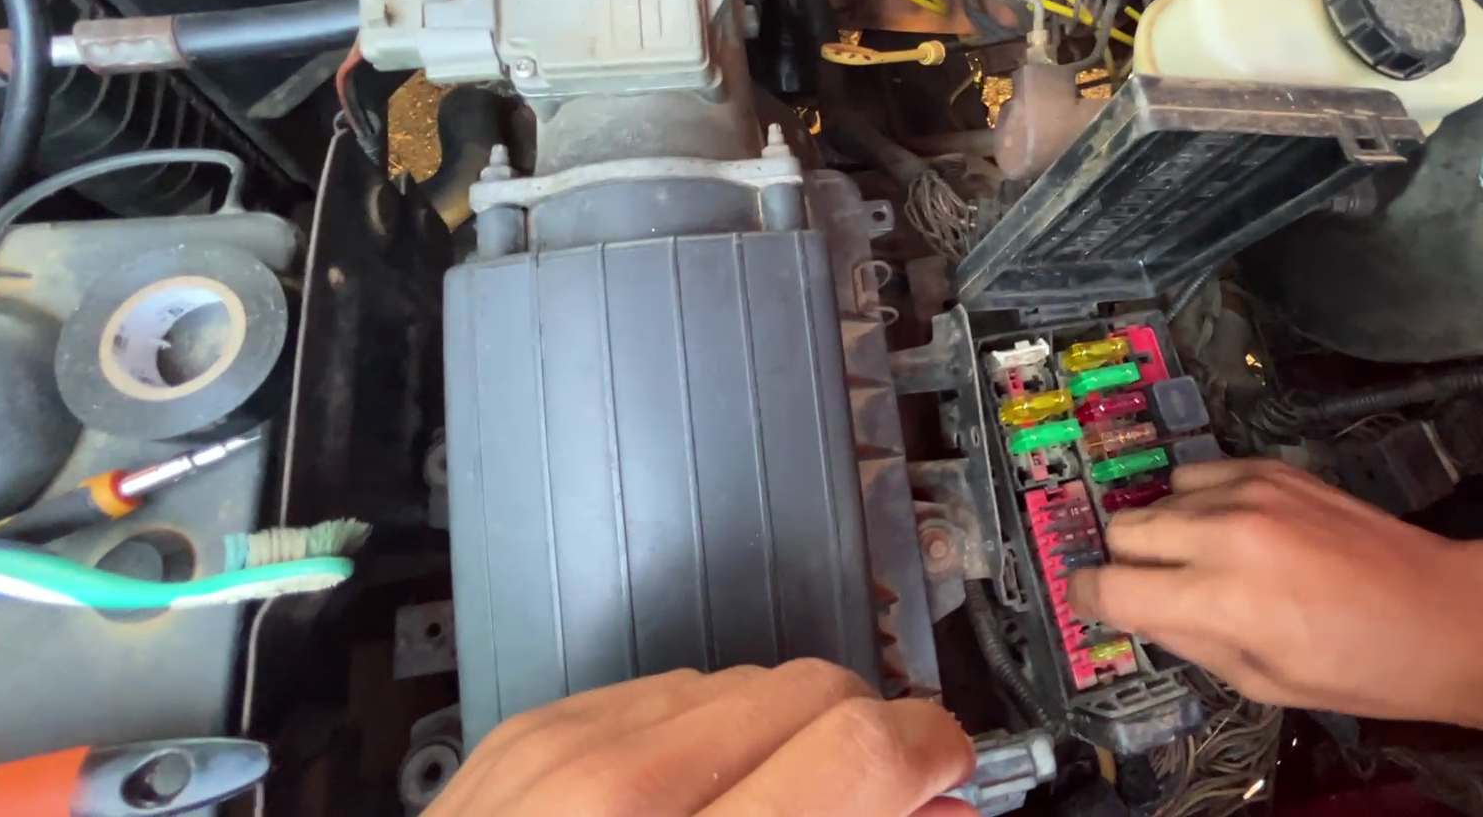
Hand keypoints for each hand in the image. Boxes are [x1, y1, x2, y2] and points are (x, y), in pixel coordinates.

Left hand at [425, 660, 975, 816]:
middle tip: (871, 800)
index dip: (929, 750)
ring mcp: (562, 742)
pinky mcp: (533, 725)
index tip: (949, 771)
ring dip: (788, 733)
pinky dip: (715, 732)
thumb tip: (932, 807)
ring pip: (751, 679)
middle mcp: (614, 787)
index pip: (853, 746)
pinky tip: (693, 796)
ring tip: (769, 805)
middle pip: (812, 686)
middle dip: (865, 735)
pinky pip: (675, 687)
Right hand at [1068, 460, 1482, 721]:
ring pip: (1152, 499)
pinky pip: (1192, 475)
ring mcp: (1245, 491)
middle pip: (1120, 530)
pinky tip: (1230, 526)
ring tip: (1202, 555)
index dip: (1088, 599)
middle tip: (1159, 585)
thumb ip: (1184, 638)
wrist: (1446, 611)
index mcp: (1223, 599)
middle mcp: (1223, 533)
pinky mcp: (1265, 466)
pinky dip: (1194, 502)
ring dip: (1162, 531)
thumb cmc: (1360, 668)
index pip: (1110, 588)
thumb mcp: (1261, 681)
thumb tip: (1132, 607)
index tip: (1091, 601)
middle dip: (1127, 563)